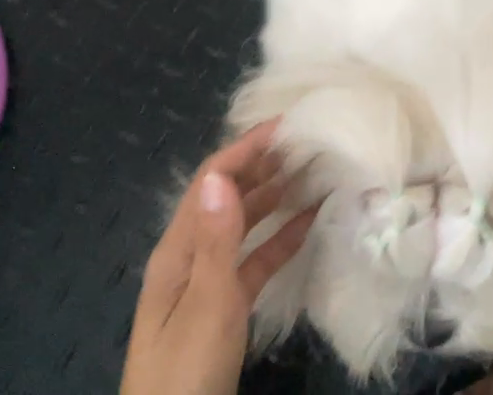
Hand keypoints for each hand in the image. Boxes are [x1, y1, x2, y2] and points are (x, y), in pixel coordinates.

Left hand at [121, 122, 319, 394]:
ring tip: (314, 171)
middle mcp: (190, 256)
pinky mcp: (226, 305)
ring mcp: (207, 281)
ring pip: (244, 224)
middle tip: (309, 141)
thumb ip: (217, 242)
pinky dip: (281, 237)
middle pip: (228, 196)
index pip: (212, 181)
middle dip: (264, 165)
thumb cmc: (185, 369)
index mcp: (178, 250)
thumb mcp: (205, 305)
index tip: (286, 123)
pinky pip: (255, 258)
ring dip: (275, 196)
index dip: (246, 148)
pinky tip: (310, 221)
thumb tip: (223, 174)